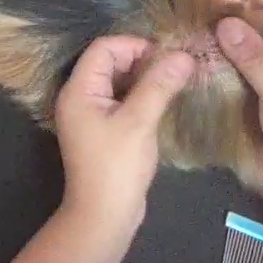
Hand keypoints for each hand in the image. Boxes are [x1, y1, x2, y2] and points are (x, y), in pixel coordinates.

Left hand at [52, 36, 193, 231]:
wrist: (103, 217)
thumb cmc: (116, 167)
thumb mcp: (139, 122)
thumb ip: (159, 85)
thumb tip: (183, 55)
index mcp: (79, 90)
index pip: (103, 48)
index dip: (134, 45)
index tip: (167, 55)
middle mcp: (79, 97)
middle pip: (109, 62)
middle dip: (142, 60)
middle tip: (176, 67)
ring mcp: (89, 115)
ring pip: (117, 81)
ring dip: (144, 78)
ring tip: (175, 80)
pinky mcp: (102, 129)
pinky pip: (120, 100)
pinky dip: (141, 96)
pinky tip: (164, 100)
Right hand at [215, 0, 262, 197]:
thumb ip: (254, 58)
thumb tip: (224, 22)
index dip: (252, 9)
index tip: (215, 9)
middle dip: (239, 24)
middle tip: (203, 21)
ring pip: (256, 51)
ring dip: (231, 46)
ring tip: (198, 37)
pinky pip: (248, 73)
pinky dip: (229, 66)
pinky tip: (205, 63)